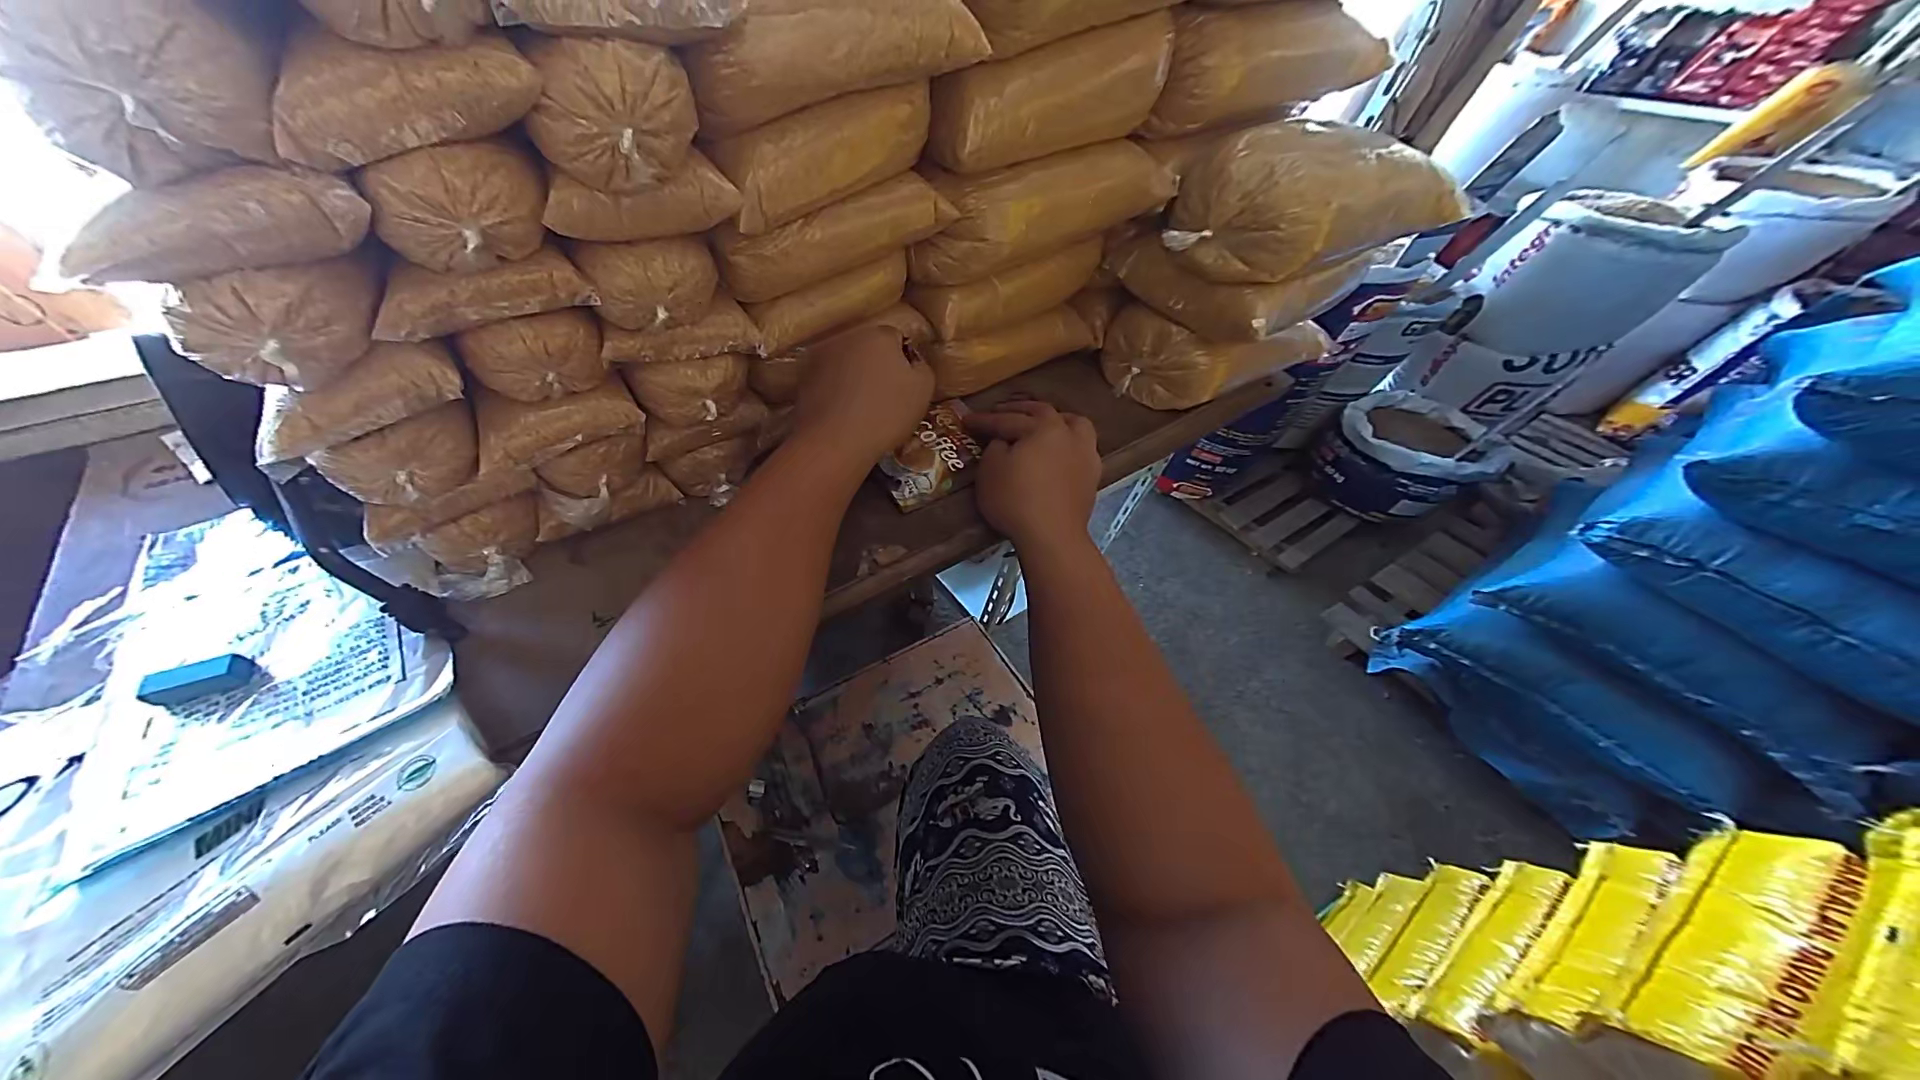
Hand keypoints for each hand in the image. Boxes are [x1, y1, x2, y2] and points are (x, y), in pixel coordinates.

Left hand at [791, 326, 934, 467]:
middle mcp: (847, 336)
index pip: (897, 339)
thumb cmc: (885, 415)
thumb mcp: (923, 391)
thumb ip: (922, 367)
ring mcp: (820, 356)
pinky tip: (842, 414)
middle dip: (877, 366)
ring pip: (846, 363)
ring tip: (861, 409)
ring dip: (854, 378)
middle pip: (868, 348)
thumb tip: (912, 361)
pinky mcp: (802, 377)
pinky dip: (835, 391)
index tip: (906, 388)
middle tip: (885, 399)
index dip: (904, 363)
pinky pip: (827, 380)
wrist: (834, 442)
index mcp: (879, 334)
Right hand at [966, 401, 1100, 551]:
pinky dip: (1069, 442)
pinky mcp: (1092, 475)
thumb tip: (1004, 441)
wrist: (1052, 536)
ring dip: (1056, 419)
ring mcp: (1085, 454)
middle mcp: (1068, 434)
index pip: (1007, 420)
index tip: (967, 421)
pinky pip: (1081, 448)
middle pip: (1043, 413)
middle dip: (1020, 410)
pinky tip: (1059, 452)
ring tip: (1043, 424)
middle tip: (1001, 412)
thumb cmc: (1015, 501)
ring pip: (1074, 424)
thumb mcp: (990, 471)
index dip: (985, 420)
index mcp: (1043, 427)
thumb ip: (995, 447)